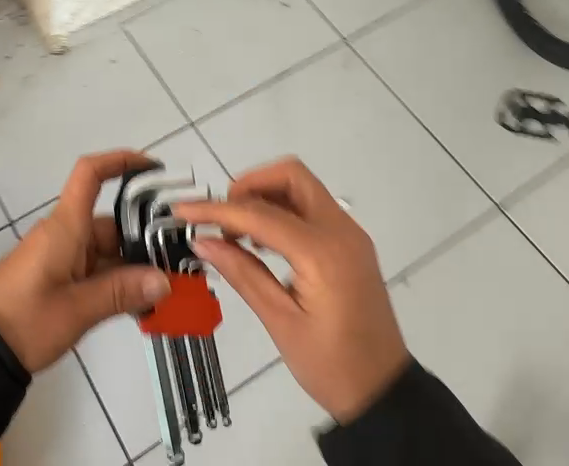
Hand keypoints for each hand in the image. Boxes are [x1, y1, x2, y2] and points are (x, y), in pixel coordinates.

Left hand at [0, 150, 172, 371]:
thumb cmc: (25, 319)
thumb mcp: (77, 309)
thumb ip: (121, 292)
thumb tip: (164, 280)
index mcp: (66, 227)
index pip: (90, 174)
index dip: (119, 161)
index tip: (153, 167)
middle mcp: (66, 234)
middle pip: (112, 223)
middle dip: (146, 240)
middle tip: (184, 262)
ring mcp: (62, 257)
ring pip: (109, 252)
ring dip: (136, 269)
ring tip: (174, 291)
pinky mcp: (59, 279)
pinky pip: (97, 271)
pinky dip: (120, 284)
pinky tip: (145, 307)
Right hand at [177, 157, 409, 423]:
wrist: (385, 393)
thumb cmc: (332, 366)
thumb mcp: (281, 322)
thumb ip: (243, 274)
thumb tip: (203, 241)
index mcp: (322, 253)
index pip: (260, 214)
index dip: (217, 210)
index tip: (183, 211)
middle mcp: (341, 231)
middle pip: (290, 176)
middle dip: (249, 185)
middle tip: (221, 217)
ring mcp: (349, 234)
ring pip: (301, 187)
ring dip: (265, 195)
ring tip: (237, 233)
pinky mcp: (350, 244)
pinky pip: (311, 208)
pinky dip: (282, 210)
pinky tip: (261, 242)